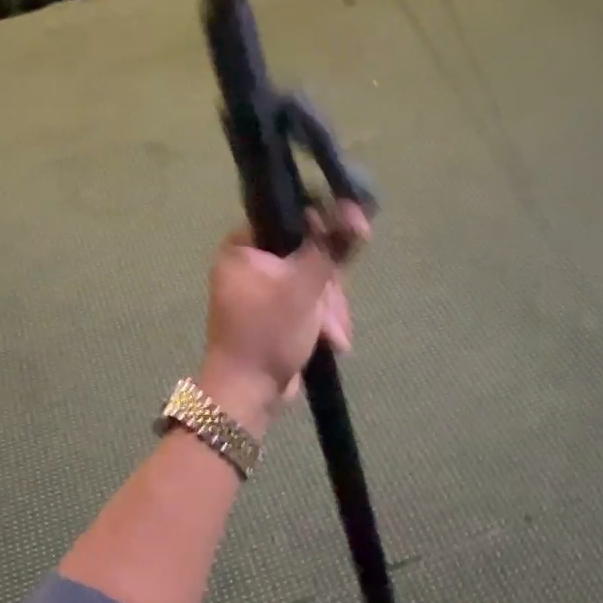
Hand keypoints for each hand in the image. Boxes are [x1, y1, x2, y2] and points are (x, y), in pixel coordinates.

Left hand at [198, 203, 370, 436]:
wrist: (249, 392)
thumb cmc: (268, 332)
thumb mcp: (303, 286)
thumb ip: (330, 246)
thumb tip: (356, 210)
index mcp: (243, 247)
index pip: (291, 216)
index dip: (326, 224)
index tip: (358, 234)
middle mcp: (251, 263)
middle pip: (309, 252)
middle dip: (329, 286)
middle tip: (332, 311)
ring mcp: (265, 291)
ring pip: (315, 280)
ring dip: (330, 308)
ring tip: (333, 336)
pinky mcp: (279, 315)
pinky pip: (310, 303)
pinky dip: (323, 320)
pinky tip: (332, 341)